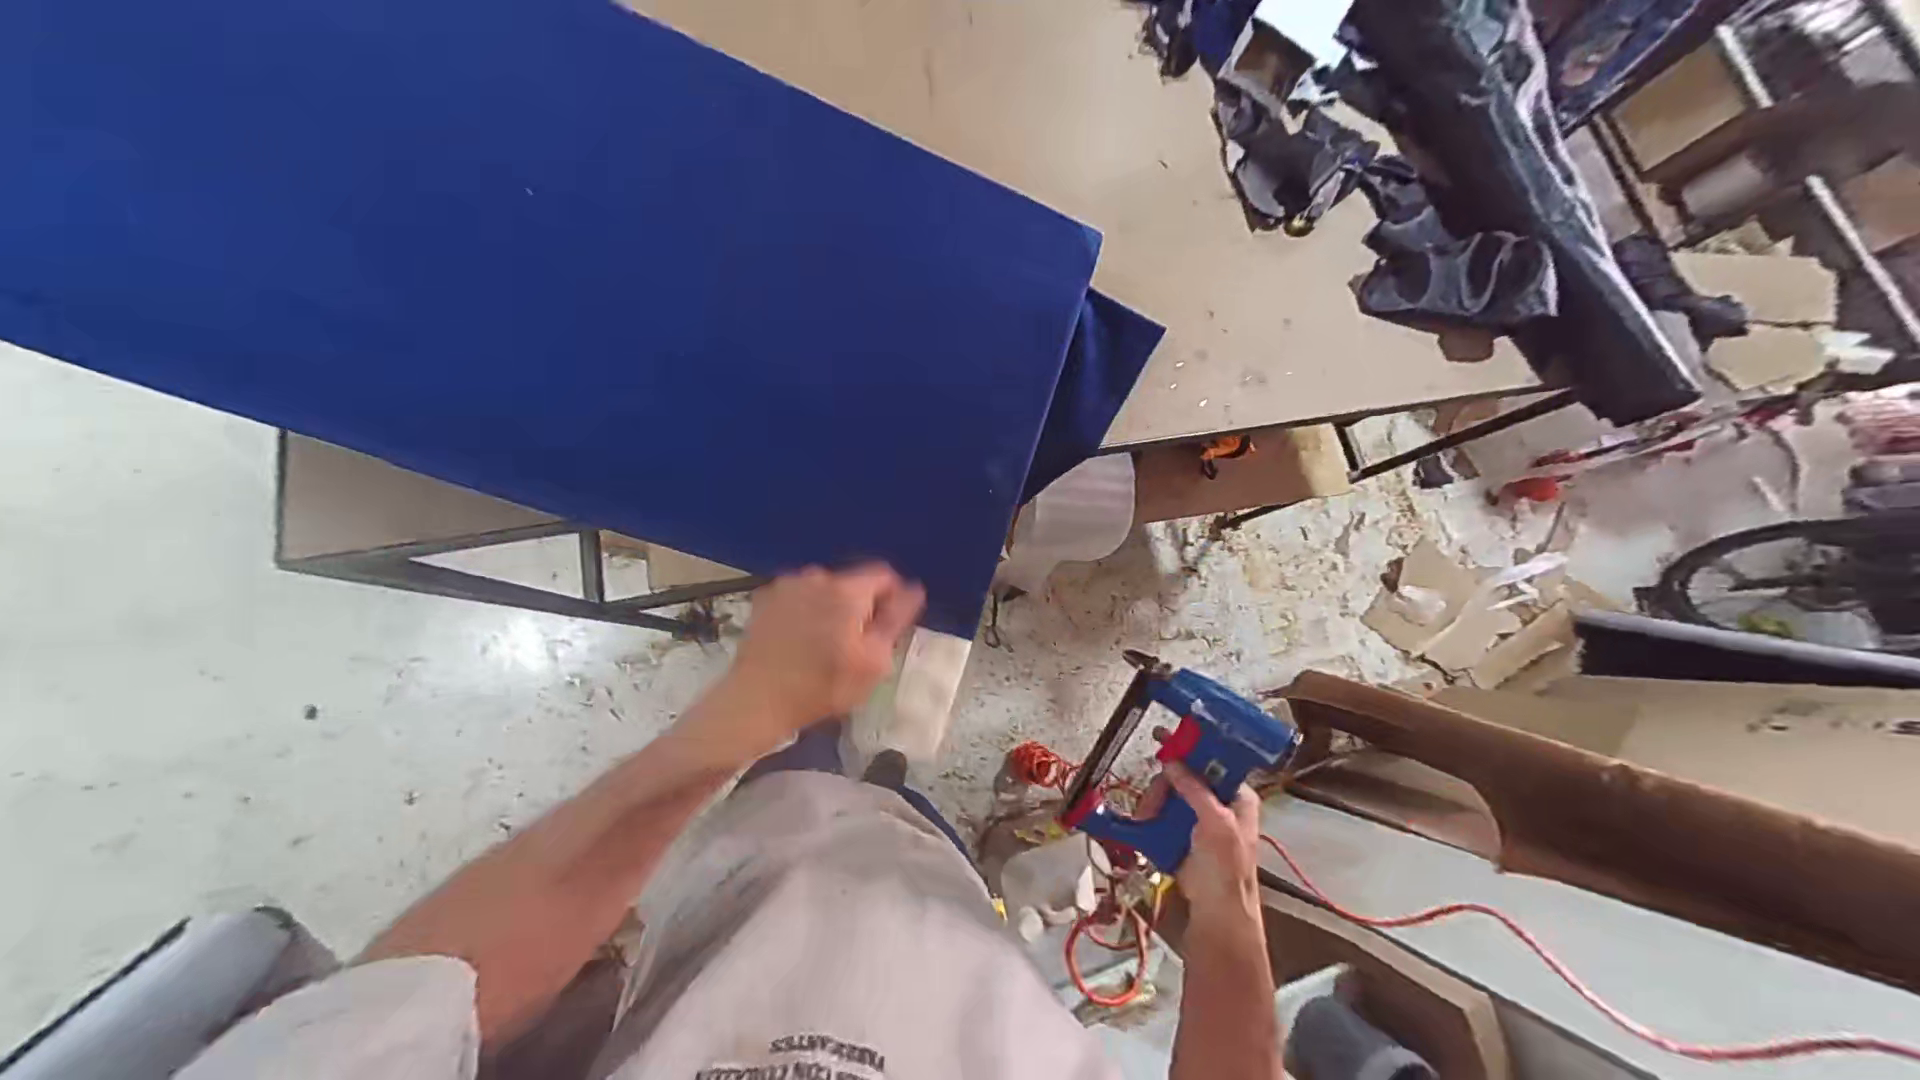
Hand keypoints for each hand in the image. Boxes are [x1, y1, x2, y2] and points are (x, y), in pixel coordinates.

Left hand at [695, 564, 923, 760]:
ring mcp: (786, 586)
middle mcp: (816, 576)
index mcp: (846, 590)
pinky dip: (807, 611)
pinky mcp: (765, 599)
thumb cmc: (822, 686)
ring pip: (825, 589)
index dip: (893, 598)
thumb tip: (913, 589)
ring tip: (825, 645)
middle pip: (853, 582)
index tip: (888, 627)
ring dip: (832, 608)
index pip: (884, 575)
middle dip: (861, 606)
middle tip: (857, 643)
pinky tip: (801, 641)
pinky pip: (800, 597)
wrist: (755, 701)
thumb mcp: (873, 661)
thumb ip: (897, 619)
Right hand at [1137, 759, 1262, 919]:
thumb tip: (1172, 760)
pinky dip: (1151, 815)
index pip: (1213, 761)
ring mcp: (1198, 818)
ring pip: (1169, 793)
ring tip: (1147, 818)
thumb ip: (1195, 789)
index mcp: (1237, 796)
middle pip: (1183, 776)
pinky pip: (1161, 812)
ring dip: (1154, 802)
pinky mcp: (1181, 833)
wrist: (1216, 916)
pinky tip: (1144, 822)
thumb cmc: (1226, 870)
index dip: (1190, 748)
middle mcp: (1218, 802)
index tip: (1165, 736)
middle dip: (1164, 786)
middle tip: (1153, 800)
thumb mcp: (1216, 824)